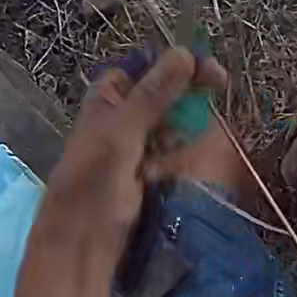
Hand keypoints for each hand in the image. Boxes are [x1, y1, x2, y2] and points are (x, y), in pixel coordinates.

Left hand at [33, 48, 223, 258]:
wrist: (82, 243)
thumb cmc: (93, 183)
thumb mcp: (122, 133)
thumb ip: (153, 94)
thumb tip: (184, 53)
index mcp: (109, 97)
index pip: (150, 67)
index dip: (179, 66)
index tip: (213, 72)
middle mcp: (124, 115)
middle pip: (166, 95)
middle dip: (187, 100)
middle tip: (214, 99)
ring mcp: (138, 144)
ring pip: (174, 124)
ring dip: (182, 133)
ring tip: (167, 158)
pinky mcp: (150, 170)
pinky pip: (174, 152)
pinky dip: (177, 157)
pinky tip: (166, 172)